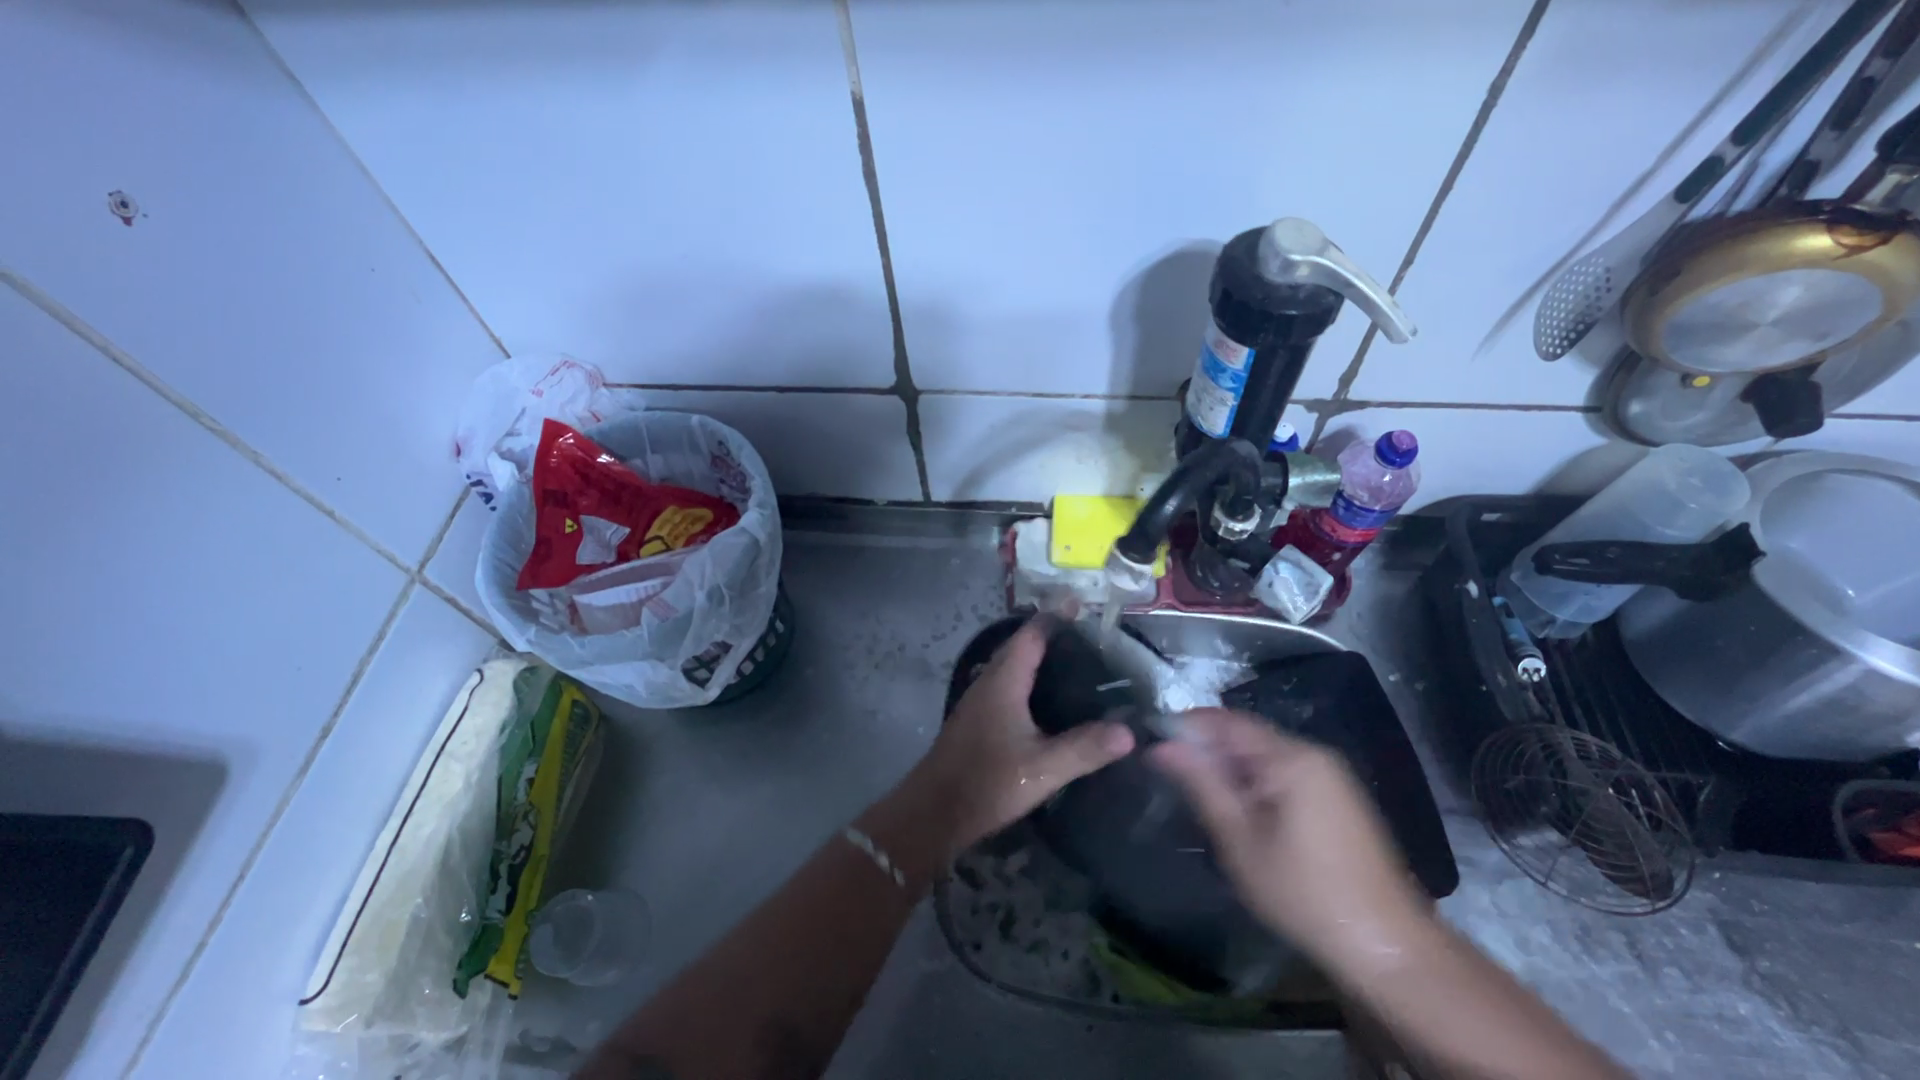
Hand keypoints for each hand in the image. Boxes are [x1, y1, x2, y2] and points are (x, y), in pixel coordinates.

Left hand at [902, 617, 1134, 853]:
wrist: (933, 814)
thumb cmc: (986, 783)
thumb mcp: (1043, 768)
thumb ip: (1085, 748)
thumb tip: (1130, 731)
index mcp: (1004, 682)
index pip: (1032, 635)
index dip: (1056, 617)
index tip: (1084, 605)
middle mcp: (989, 684)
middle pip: (1022, 648)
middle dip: (1053, 637)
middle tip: (1092, 638)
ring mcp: (979, 703)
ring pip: (1013, 669)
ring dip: (1041, 661)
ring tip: (1080, 666)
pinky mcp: (977, 724)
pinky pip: (1009, 689)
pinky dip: (1031, 684)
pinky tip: (1052, 705)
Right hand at [1149, 709, 1429, 973]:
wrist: (1384, 942)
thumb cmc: (1303, 893)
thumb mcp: (1240, 840)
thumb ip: (1201, 784)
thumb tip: (1162, 745)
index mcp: (1290, 757)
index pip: (1225, 720)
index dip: (1184, 726)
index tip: (1151, 744)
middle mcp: (1313, 754)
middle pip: (1246, 736)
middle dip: (1206, 750)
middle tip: (1168, 778)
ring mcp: (1331, 775)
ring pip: (1263, 756)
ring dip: (1229, 770)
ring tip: (1197, 797)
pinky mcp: (1337, 798)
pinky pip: (1283, 774)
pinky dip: (1255, 784)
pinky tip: (1239, 814)